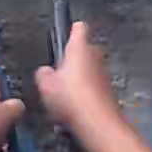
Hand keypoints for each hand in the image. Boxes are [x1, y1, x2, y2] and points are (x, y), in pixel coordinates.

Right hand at [35, 22, 122, 136]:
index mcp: (80, 48)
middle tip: (56, 77)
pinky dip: (82, 99)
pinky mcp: (108, 93)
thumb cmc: (71, 98)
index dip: (71, 30)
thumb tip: (45, 71)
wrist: (98, 124)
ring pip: (86, 73)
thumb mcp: (45, 85)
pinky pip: (91, 91)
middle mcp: (95, 56)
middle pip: (82, 52)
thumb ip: (43, 74)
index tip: (64, 37)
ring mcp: (103, 75)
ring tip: (61, 101)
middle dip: (70, 63)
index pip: (78, 28)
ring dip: (76, 83)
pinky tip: (70, 116)